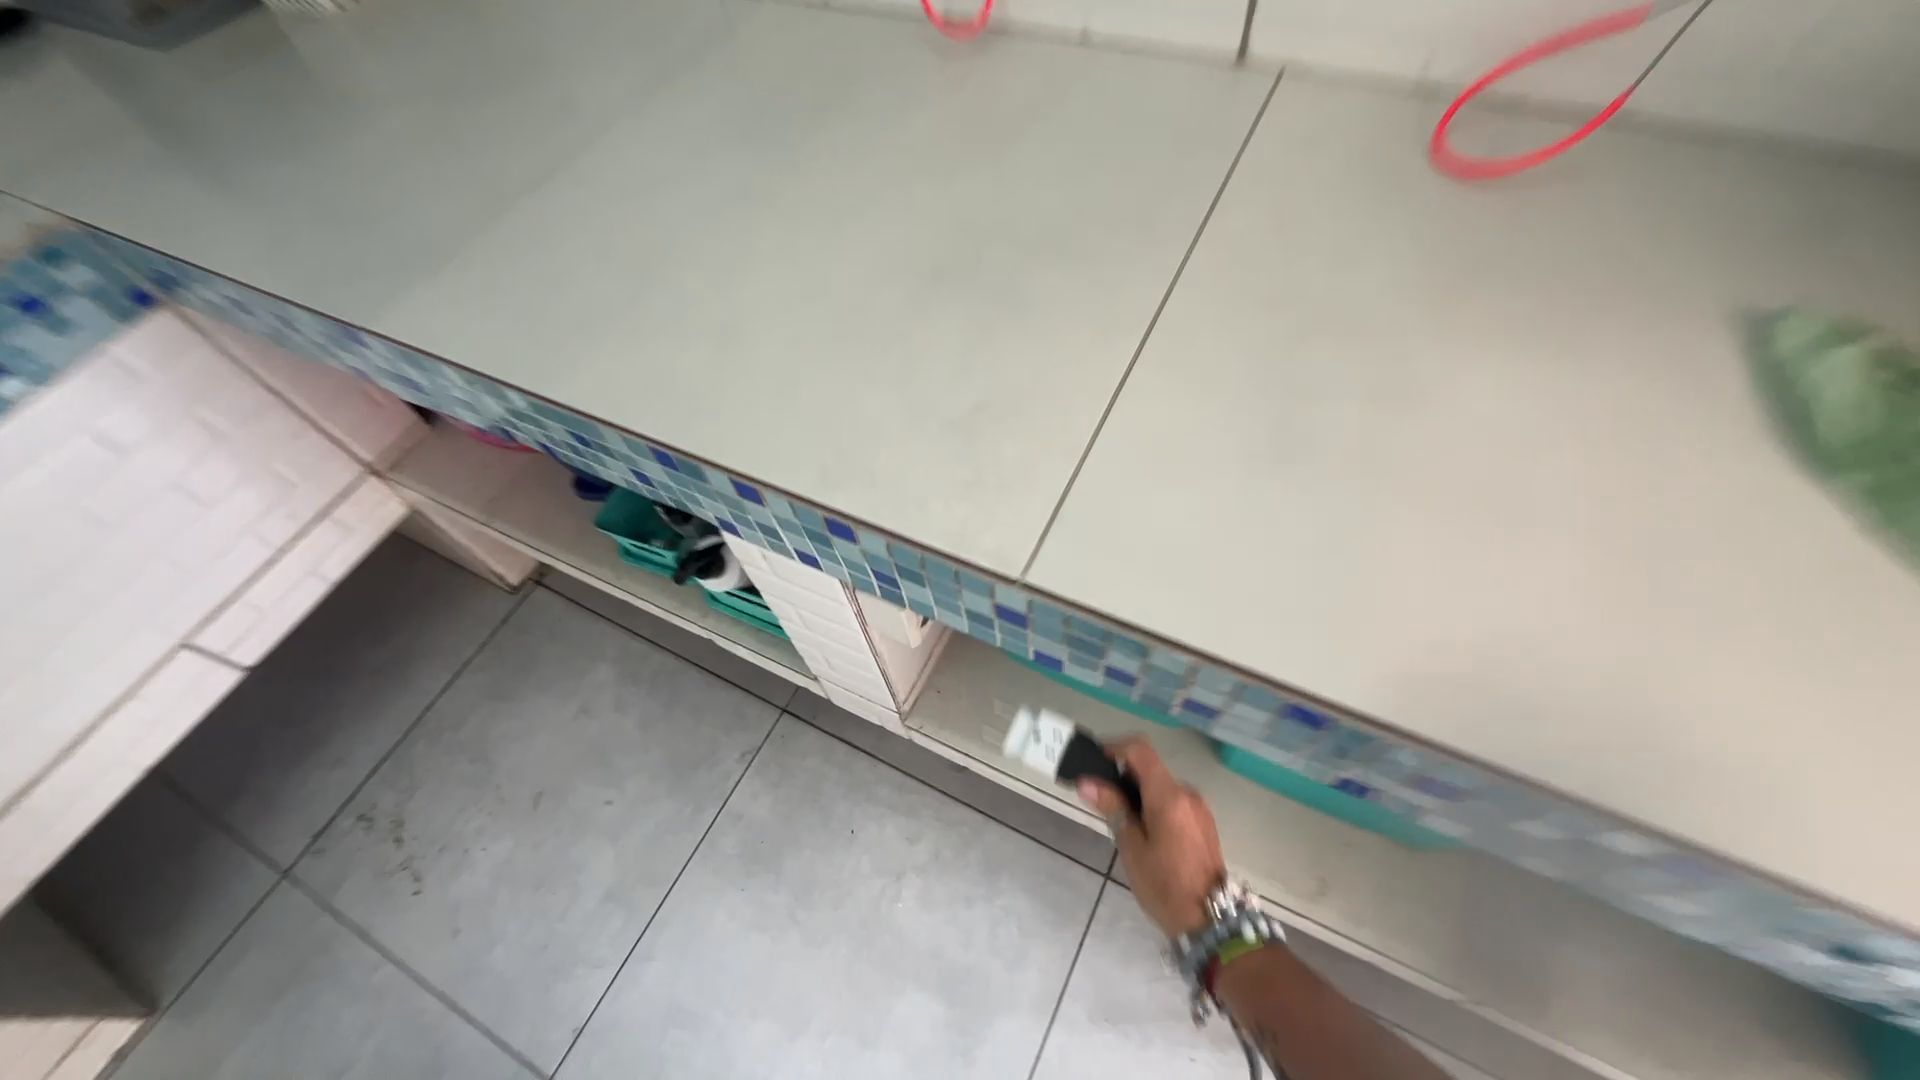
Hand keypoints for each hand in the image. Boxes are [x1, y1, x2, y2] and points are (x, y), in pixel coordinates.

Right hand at [1077, 736, 1226, 938]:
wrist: (1211, 921)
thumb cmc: (1164, 885)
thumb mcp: (1131, 848)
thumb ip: (1112, 808)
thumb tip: (1087, 782)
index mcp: (1168, 796)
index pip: (1140, 750)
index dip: (1113, 748)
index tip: (1092, 762)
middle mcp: (1187, 793)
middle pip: (1150, 768)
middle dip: (1122, 775)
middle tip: (1097, 797)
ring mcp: (1198, 808)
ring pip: (1161, 786)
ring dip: (1137, 792)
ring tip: (1118, 819)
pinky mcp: (1203, 823)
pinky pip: (1173, 801)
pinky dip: (1153, 804)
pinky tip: (1142, 831)